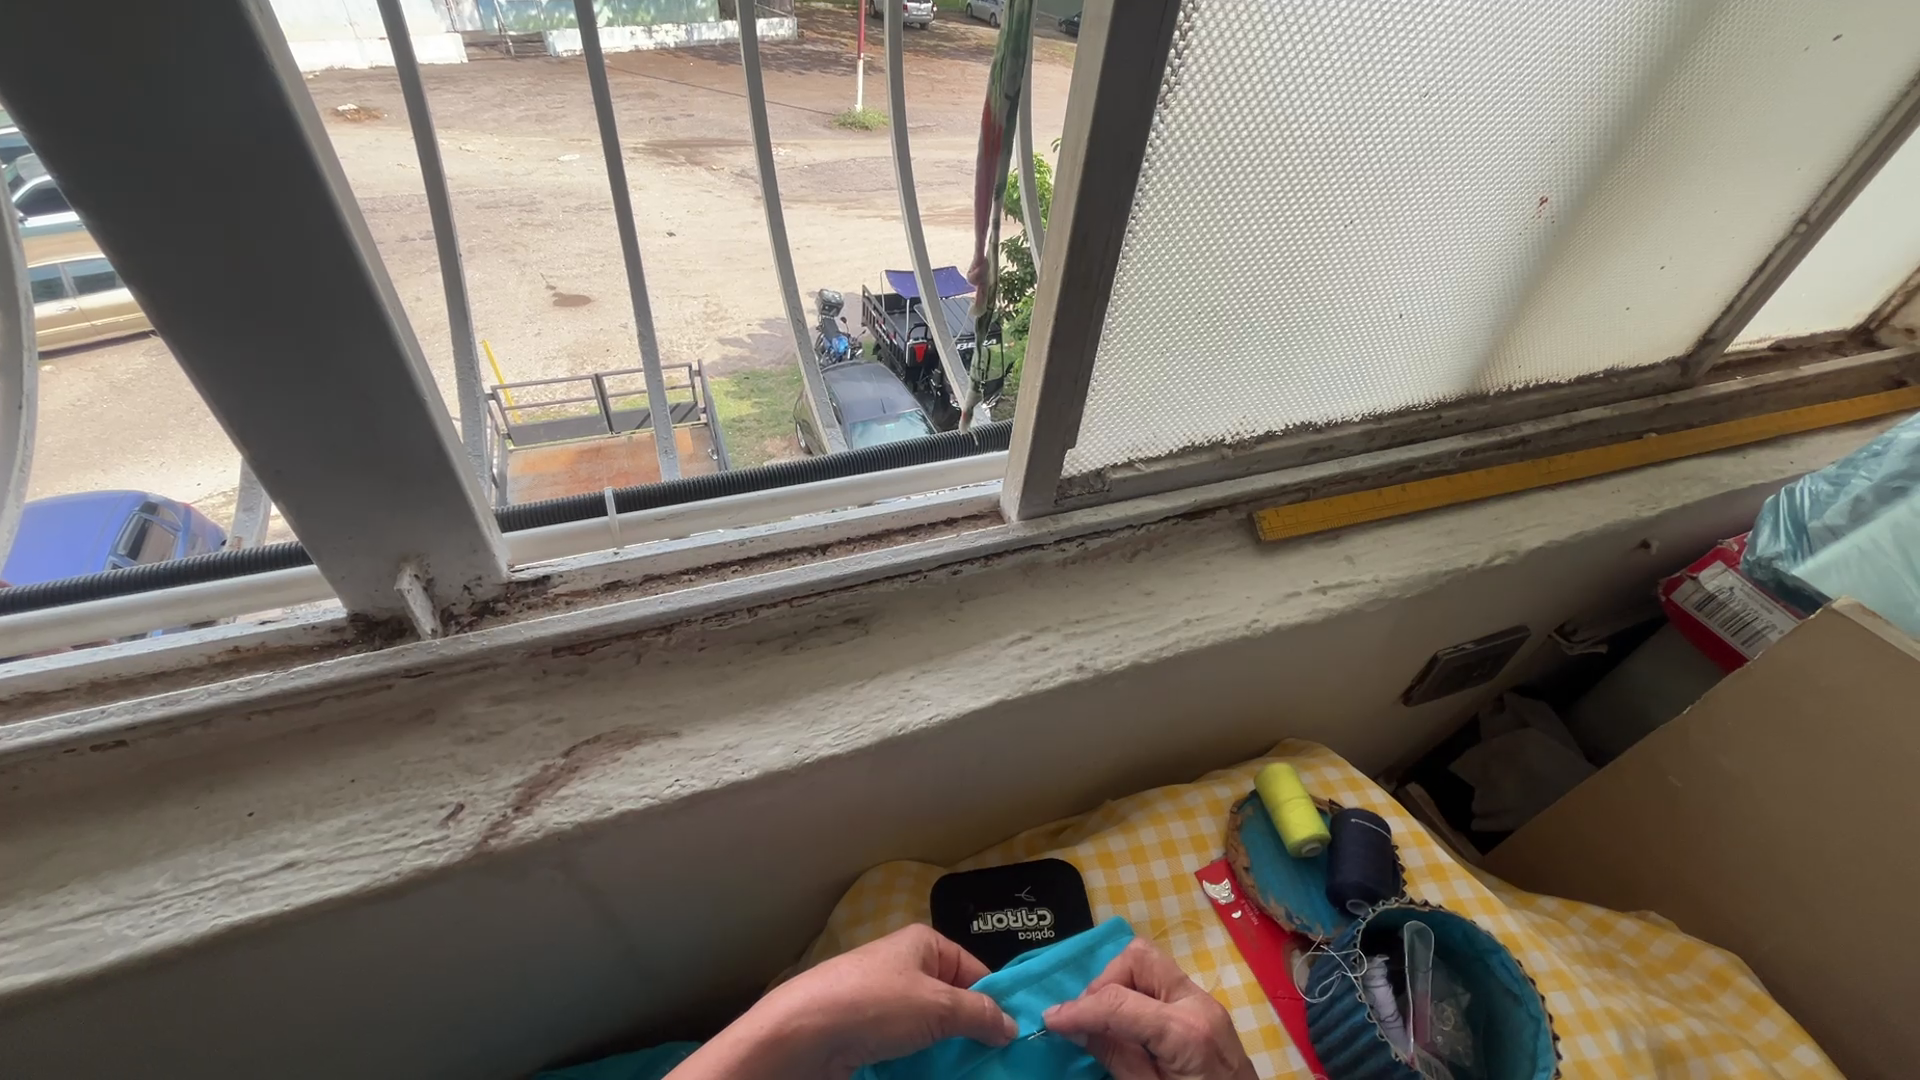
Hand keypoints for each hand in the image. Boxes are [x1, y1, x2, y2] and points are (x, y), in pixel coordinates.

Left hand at [668, 924, 1015, 1079]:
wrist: (800, 1036)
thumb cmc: (872, 1005)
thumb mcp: (934, 1005)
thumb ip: (977, 1014)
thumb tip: (1012, 1025)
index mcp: (923, 944)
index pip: (974, 970)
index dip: (996, 1001)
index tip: (1019, 1037)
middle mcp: (905, 969)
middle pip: (953, 1003)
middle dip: (974, 1034)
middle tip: (1003, 1066)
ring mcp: (885, 1005)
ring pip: (932, 1033)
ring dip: (950, 1057)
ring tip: (978, 1077)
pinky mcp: (868, 1039)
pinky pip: (908, 1053)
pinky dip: (924, 1067)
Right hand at [1042, 939, 1257, 1079]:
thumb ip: (1116, 1058)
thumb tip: (1077, 1026)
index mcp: (1187, 1032)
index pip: (1119, 1002)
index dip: (1079, 1009)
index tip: (1050, 1019)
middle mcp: (1198, 1003)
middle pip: (1138, 957)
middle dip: (1106, 981)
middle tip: (1090, 1019)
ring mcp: (1206, 1002)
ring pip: (1150, 961)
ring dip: (1120, 983)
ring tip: (1107, 1021)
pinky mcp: (1205, 1009)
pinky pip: (1162, 981)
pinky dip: (1137, 991)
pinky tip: (1128, 1021)